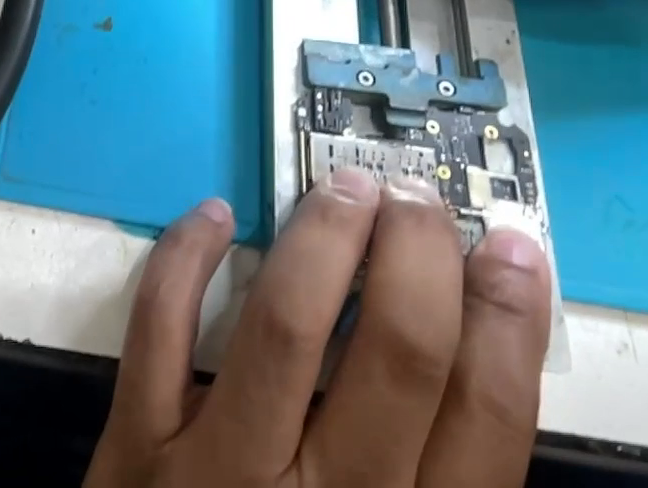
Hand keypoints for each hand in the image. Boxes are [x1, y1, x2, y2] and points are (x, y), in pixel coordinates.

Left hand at [84, 174, 551, 487]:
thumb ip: (433, 468)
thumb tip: (475, 338)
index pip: (487, 419)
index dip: (508, 322)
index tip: (511, 246)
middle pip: (395, 356)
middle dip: (416, 257)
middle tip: (414, 196)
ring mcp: (218, 466)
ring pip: (283, 329)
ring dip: (319, 240)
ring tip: (342, 187)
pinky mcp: (136, 441)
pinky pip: (159, 330)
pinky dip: (185, 261)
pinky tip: (216, 214)